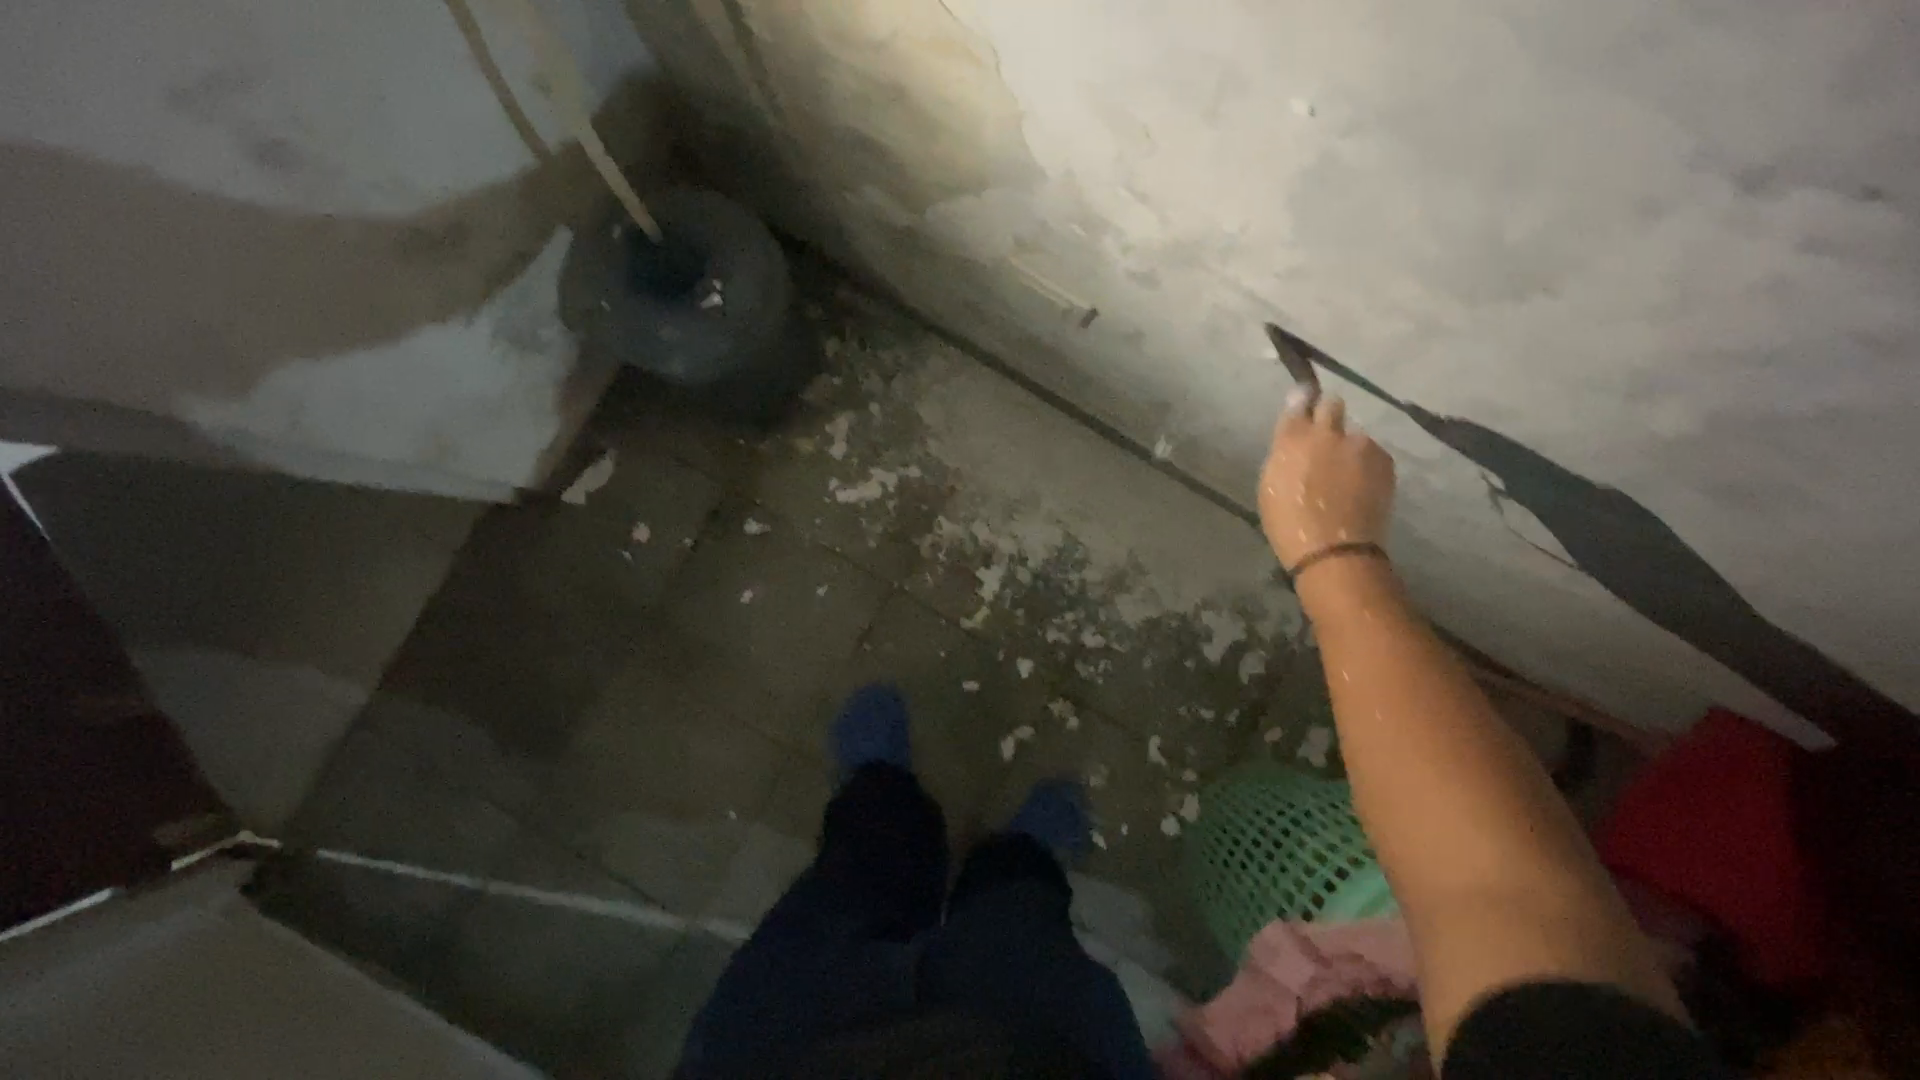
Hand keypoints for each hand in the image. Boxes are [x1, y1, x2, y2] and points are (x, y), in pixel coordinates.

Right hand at [1257, 390, 1396, 568]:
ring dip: (1349, 446)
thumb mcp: (1271, 486)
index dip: (1301, 399)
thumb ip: (1284, 454)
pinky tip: (1361, 485)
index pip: (1298, 400)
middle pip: (1332, 404)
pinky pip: (1372, 452)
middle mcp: (1327, 432)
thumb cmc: (1289, 523)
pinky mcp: (1383, 460)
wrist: (1334, 549)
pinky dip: (1366, 463)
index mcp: (1291, 439)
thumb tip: (1294, 440)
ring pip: (1354, 433)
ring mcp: (1359, 444)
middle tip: (1326, 436)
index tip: (1303, 400)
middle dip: (1328, 414)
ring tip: (1346, 473)